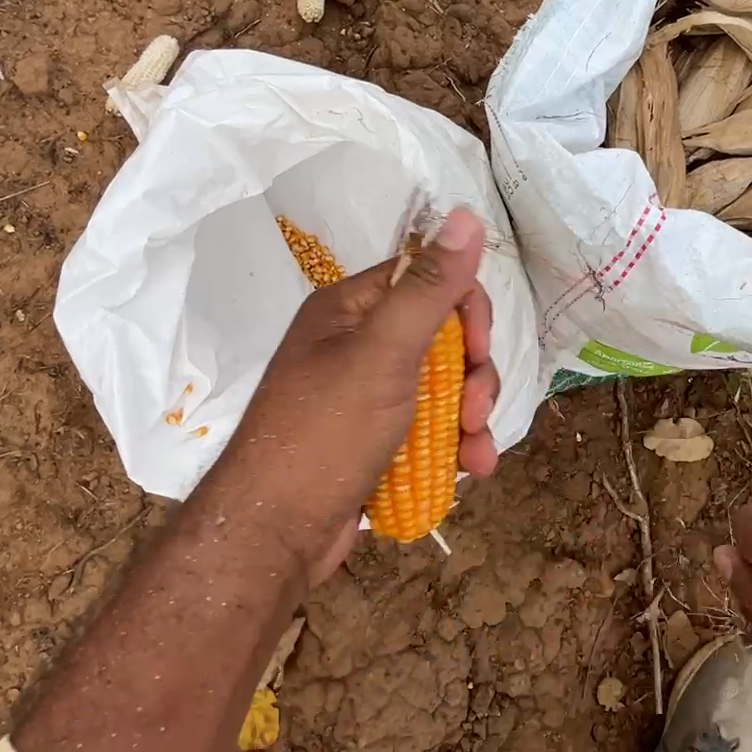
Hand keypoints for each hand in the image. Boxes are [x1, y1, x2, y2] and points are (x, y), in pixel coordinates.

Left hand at [218, 208, 500, 582]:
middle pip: (444, 336)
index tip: (478, 348)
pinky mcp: (378, 438)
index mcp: (350, 309)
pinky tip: (469, 469)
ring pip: (446, 385)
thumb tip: (466, 214)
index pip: (427, 280)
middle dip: (472, 375)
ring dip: (471, 416)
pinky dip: (456, 444)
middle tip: (474, 410)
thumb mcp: (383, 352)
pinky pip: (433, 425)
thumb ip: (429, 287)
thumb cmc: (325, 433)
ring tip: (474, 453)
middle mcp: (358, 344)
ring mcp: (368, 394)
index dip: (465, 309)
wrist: (273, 537)